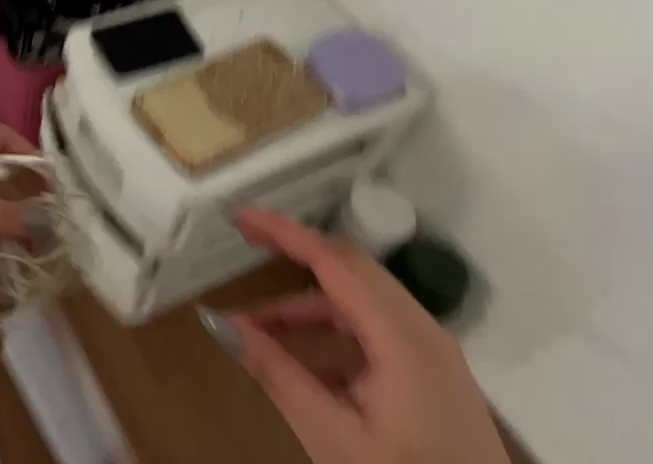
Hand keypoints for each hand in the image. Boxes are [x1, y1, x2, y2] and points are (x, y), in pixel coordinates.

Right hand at [227, 207, 509, 463]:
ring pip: (360, 303)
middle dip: (293, 252)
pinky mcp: (432, 377)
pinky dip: (332, 334)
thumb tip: (220, 323)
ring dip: (307, 306)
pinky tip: (301, 366)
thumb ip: (276, 374)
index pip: (335, 261)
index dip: (284, 231)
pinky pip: (375, 333)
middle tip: (243, 241)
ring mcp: (431, 354)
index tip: (239, 214)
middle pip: (350, 269)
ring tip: (257, 328)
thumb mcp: (333, 438)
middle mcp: (422, 331)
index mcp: (403, 336)